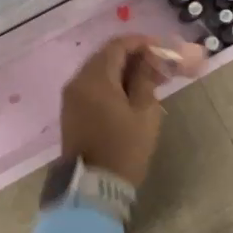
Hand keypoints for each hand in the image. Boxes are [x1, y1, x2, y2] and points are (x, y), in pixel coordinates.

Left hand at [60, 35, 175, 185]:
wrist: (93, 189)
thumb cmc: (124, 148)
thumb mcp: (144, 111)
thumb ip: (146, 78)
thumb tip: (149, 58)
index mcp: (94, 78)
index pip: (118, 45)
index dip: (141, 43)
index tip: (162, 50)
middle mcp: (77, 82)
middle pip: (106, 56)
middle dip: (133, 56)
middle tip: (159, 67)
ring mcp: (71, 97)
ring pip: (99, 71)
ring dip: (123, 71)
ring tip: (149, 81)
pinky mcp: (71, 112)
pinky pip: (92, 87)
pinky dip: (111, 84)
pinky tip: (130, 94)